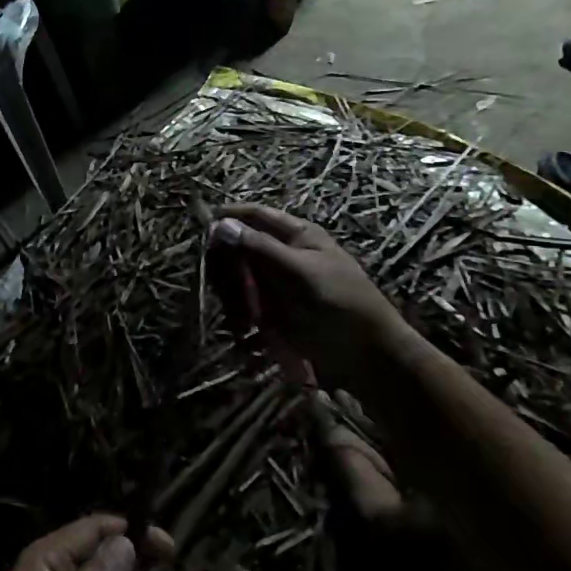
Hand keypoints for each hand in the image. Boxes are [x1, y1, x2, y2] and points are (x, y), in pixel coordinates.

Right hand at [207, 204, 410, 383]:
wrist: (369, 355)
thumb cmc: (341, 304)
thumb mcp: (301, 272)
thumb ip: (262, 248)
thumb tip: (222, 223)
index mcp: (297, 235)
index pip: (255, 215)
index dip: (229, 217)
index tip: (202, 228)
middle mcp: (284, 255)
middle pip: (241, 249)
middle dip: (227, 269)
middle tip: (223, 290)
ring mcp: (279, 285)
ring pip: (240, 280)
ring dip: (233, 299)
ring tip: (240, 323)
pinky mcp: (276, 312)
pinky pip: (248, 307)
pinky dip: (242, 318)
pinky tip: (245, 337)